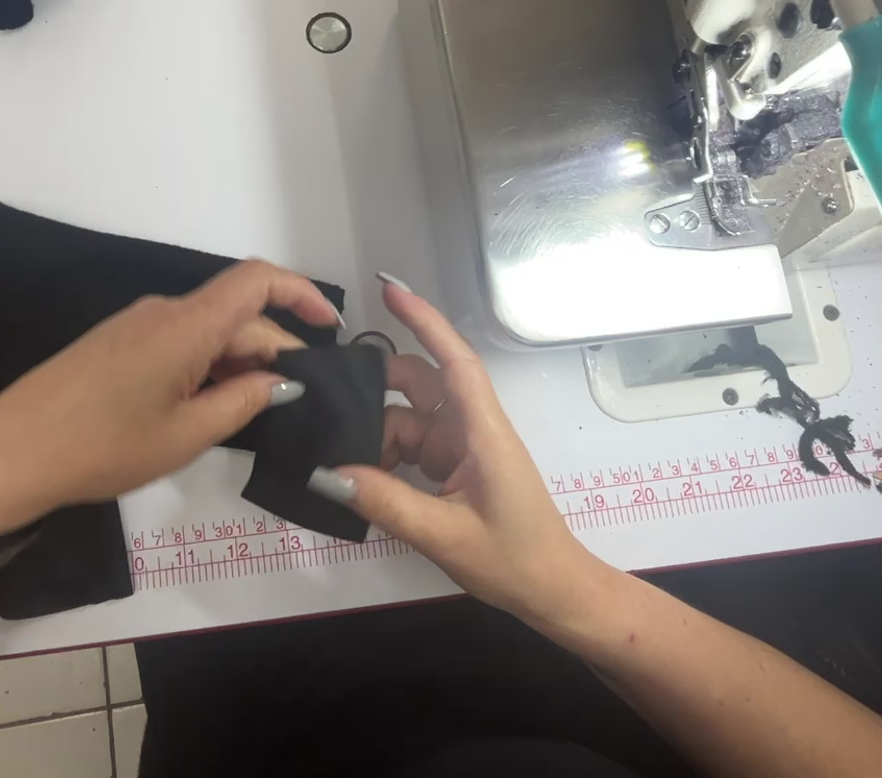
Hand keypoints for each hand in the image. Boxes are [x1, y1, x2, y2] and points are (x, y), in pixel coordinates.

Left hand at [0, 260, 341, 535]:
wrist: (10, 454)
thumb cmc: (102, 447)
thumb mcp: (186, 435)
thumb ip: (244, 401)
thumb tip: (283, 380)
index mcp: (186, 325)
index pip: (257, 281)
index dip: (300, 293)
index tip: (330, 327)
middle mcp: (164, 310)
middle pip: (237, 314)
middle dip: (272, 351)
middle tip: (293, 402)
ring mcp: (138, 323)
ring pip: (209, 330)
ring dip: (238, 363)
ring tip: (251, 414)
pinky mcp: (120, 341)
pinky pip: (180, 341)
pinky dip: (207, 366)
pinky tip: (208, 407)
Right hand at [333, 277, 603, 622]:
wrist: (554, 592)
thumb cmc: (515, 561)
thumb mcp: (445, 537)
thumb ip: (386, 503)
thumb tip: (328, 474)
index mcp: (481, 430)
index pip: (453, 360)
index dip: (424, 320)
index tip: (389, 289)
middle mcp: (470, 426)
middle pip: (418, 383)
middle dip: (375, 387)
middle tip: (327, 401)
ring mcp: (460, 445)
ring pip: (405, 417)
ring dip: (374, 435)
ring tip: (339, 462)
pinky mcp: (452, 464)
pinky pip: (408, 445)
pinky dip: (382, 457)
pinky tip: (360, 479)